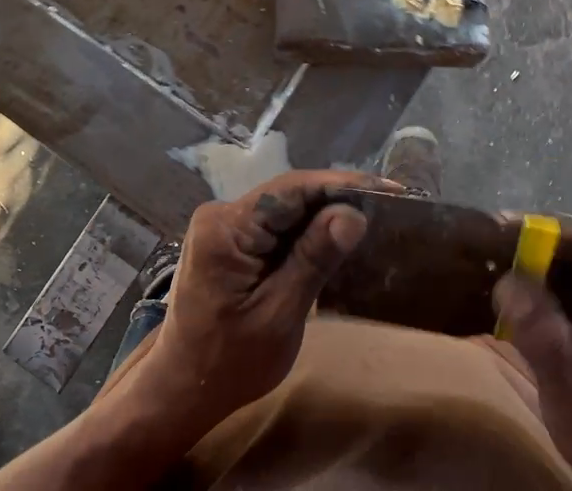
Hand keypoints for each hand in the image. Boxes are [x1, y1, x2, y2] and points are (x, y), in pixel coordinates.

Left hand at [139, 169, 396, 424]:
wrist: (183, 387)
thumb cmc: (230, 361)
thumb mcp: (280, 314)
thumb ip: (313, 260)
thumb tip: (353, 215)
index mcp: (225, 228)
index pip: (291, 189)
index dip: (341, 185)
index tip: (387, 189)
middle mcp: (220, 215)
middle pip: (287, 194)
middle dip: (337, 197)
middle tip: (389, 203)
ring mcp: (222, 227)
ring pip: (283, 209)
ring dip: (324, 214)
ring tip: (373, 215)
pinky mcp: (228, 241)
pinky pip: (273, 226)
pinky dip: (305, 231)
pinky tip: (335, 236)